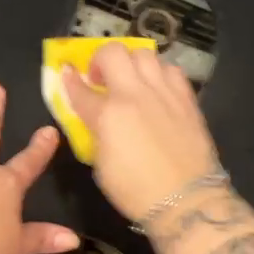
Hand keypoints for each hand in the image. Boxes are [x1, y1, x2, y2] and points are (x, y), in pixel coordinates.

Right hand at [61, 44, 218, 221]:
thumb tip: (95, 118)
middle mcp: (134, 94)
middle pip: (113, 52)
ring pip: (144, 53)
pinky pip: (171, 70)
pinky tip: (157, 88)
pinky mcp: (186, 98)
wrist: (186, 200)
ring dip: (131, 62)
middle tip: (101, 78)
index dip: (69, 80)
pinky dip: (159, 73)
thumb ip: (95, 133)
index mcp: (107, 115)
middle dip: (100, 59)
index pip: (79, 88)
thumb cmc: (136, 191)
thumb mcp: (101, 165)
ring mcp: (163, 93)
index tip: (66, 73)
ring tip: (131, 79)